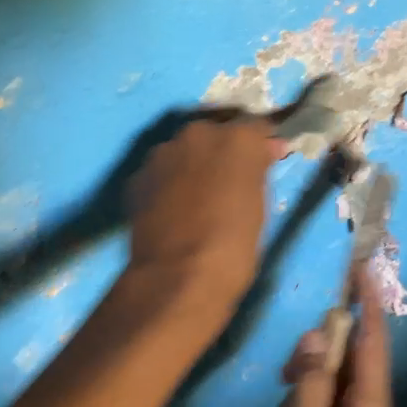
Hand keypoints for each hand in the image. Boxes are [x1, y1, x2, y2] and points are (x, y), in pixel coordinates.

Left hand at [125, 116, 283, 314]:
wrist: (176, 277)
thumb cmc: (233, 246)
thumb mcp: (259, 207)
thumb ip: (259, 172)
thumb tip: (265, 153)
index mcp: (237, 139)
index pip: (257, 128)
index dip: (262, 146)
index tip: (268, 161)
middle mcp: (199, 133)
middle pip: (217, 135)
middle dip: (224, 152)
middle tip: (231, 183)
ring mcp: (164, 152)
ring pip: (185, 152)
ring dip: (194, 166)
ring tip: (198, 198)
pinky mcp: (138, 176)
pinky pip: (162, 173)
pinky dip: (169, 184)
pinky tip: (174, 210)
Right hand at [262, 270, 394, 406]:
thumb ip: (310, 380)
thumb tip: (322, 330)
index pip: (374, 340)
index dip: (369, 300)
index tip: (362, 263)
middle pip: (344, 356)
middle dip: (314, 357)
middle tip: (288, 374)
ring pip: (322, 379)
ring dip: (297, 392)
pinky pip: (310, 406)